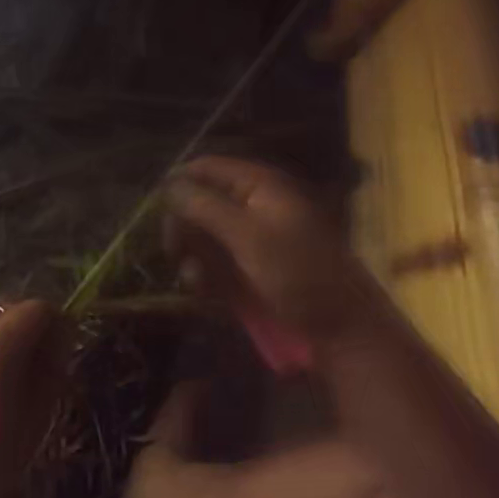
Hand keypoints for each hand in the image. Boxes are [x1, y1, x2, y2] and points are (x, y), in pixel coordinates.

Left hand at [0, 301, 66, 497]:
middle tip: (40, 368)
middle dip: (30, 331)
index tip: (63, 353)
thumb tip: (59, 342)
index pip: (40, 308)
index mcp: (1, 334)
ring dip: (5, 340)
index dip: (56, 326)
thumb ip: (52, 367)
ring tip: (11, 379)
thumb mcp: (37, 411)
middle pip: (12, 311)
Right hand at [165, 157, 383, 344]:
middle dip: (184, 223)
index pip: (208, 167)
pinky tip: (201, 288)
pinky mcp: (251, 268)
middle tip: (172, 248)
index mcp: (258, 185)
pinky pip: (217, 261)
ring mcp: (252, 238)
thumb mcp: (247, 236)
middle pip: (202, 200)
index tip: (155, 208)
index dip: (179, 182)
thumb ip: (205, 207)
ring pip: (205, 234)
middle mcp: (253, 204)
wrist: (343, 330)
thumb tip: (169, 184)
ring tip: (192, 276)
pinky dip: (205, 272)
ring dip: (192, 253)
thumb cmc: (297, 273)